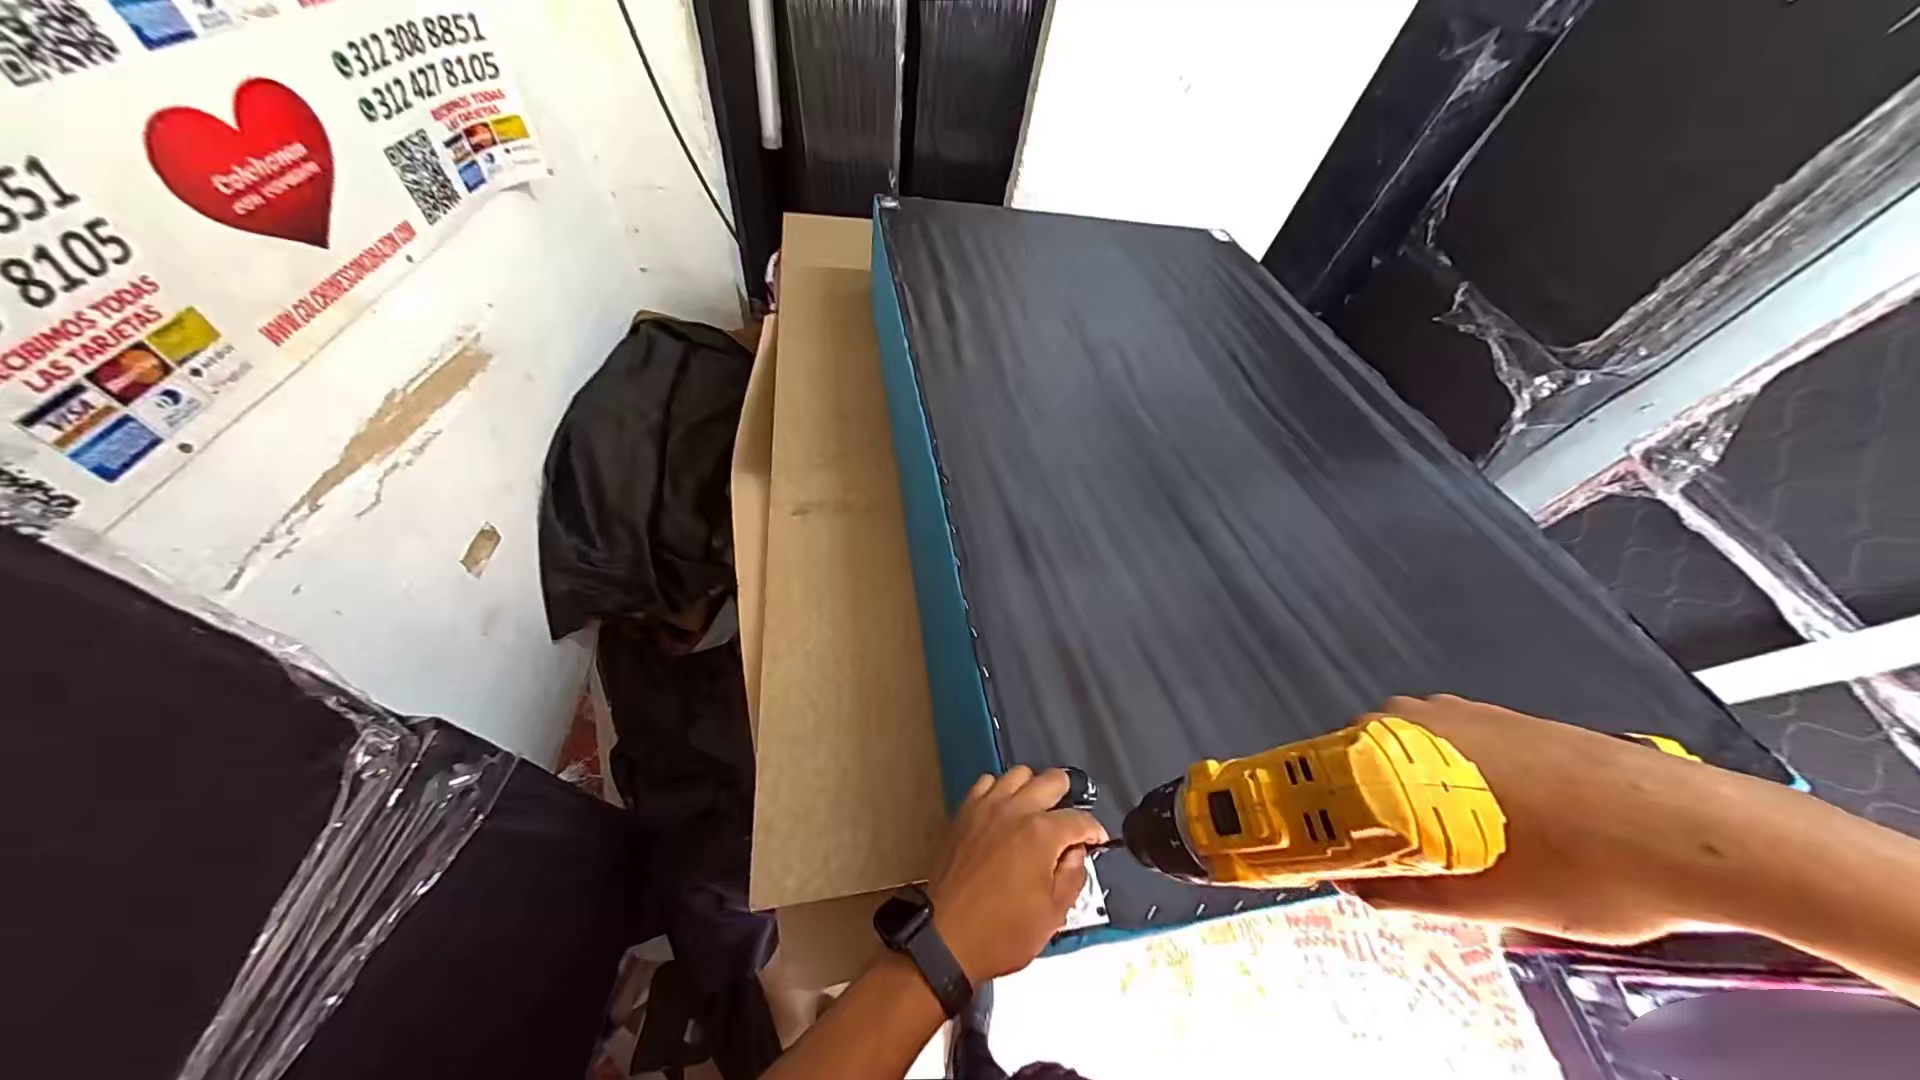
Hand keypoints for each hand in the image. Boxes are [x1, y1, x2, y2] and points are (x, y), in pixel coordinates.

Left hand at [927, 766, 1107, 983]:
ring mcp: (986, 808)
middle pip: (1052, 780)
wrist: (947, 938)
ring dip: (1033, 787)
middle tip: (1071, 816)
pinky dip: (1000, 790)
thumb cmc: (998, 932)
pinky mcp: (964, 812)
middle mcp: (1014, 811)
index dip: (1094, 830)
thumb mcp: (1053, 914)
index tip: (1096, 839)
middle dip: (1069, 794)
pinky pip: (986, 783)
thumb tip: (1076, 855)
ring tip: (1038, 808)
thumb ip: (1073, 876)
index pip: (1080, 820)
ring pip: (1018, 774)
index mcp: (1041, 835)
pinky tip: (1005, 809)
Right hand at [1342, 695, 1797, 943]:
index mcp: (1402, 742)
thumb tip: (1358, 888)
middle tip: (1401, 860)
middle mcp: (1426, 715)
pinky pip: (1463, 753)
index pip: (1332, 772)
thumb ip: (1407, 892)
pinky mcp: (1514, 720)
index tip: (1337, 846)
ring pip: (1418, 759)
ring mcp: (1473, 713)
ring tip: (1459, 849)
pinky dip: (1465, 788)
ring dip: (1423, 800)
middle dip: (1378, 810)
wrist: (1708, 836)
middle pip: (1372, 765)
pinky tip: (1509, 828)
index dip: (1331, 814)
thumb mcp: (1487, 899)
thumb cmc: (1591, 863)